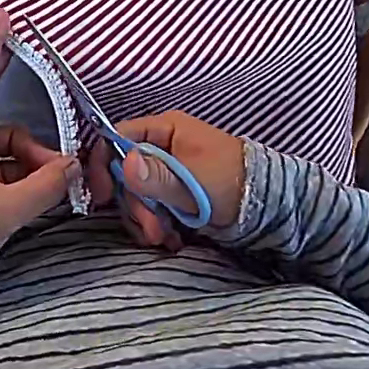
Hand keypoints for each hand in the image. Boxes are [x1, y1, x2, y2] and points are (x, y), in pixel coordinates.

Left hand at [0, 10, 76, 255]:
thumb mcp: (3, 212)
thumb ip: (45, 186)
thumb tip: (75, 165)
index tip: (5, 14)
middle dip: (23, 92)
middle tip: (43, 62)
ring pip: (14, 140)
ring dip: (38, 157)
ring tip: (55, 183)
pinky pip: (11, 160)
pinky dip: (29, 171)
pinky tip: (44, 190)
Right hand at [85, 112, 244, 246]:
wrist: (266, 204)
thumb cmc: (232, 180)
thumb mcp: (194, 181)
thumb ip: (158, 176)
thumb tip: (124, 164)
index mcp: (166, 129)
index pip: (118, 137)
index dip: (104, 164)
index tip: (102, 194)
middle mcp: (161, 147)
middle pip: (124, 172)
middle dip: (133, 204)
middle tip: (152, 227)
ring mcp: (166, 171)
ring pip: (135, 194)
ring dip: (144, 219)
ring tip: (165, 238)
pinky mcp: (172, 193)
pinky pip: (150, 208)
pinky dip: (155, 225)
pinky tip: (172, 239)